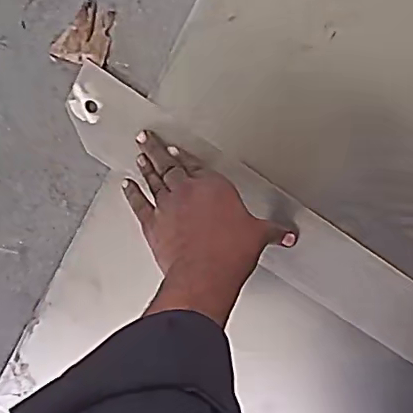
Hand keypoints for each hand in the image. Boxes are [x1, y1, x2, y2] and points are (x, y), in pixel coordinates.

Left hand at [124, 130, 294, 324]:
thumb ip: (272, 231)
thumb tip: (285, 234)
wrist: (204, 275)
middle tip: (148, 137)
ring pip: (153, 179)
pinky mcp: (153, 224)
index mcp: (214, 187)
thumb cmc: (229, 254)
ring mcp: (167, 206)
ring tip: (139, 154)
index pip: (197, 165)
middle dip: (158, 150)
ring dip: (145, 165)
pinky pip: (139, 204)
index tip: (177, 149)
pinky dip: (132, 194)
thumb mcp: (258, 237)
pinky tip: (127, 186)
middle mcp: (187, 191)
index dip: (186, 156)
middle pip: (170, 165)